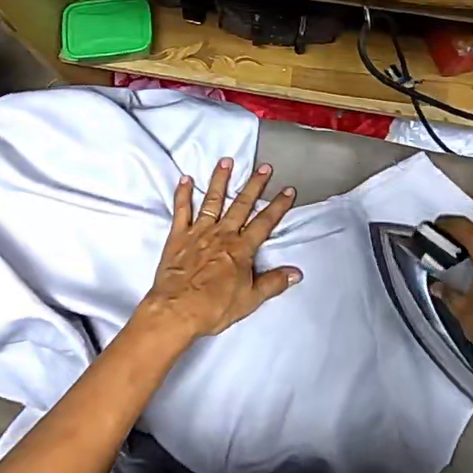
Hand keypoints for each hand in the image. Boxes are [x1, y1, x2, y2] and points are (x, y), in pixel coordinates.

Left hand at [132, 158, 300, 342]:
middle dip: (255, 185)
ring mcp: (199, 233)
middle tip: (264, 167)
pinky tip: (185, 179)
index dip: (278, 206)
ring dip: (220, 180)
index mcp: (241, 248)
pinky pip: (181, 211)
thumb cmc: (213, 307)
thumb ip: (274, 282)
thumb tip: (296, 273)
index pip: (265, 222)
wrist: (175, 311)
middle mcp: (222, 234)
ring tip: (226, 162)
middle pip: (242, 205)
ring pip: (213, 200)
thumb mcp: (251, 299)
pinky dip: (183, 194)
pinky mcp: (178, 237)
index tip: (288, 190)